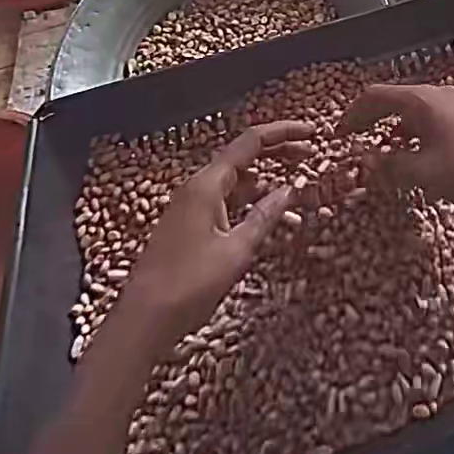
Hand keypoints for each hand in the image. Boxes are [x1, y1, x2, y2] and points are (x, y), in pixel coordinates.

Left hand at [121, 121, 313, 340]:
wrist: (142, 322)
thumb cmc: (190, 284)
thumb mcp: (237, 250)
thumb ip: (265, 215)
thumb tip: (290, 189)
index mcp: (207, 184)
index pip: (250, 142)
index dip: (283, 132)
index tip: (312, 131)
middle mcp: (198, 187)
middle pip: (244, 157)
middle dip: (278, 153)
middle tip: (310, 154)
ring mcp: (192, 207)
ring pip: (237, 183)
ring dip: (267, 184)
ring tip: (299, 194)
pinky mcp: (190, 226)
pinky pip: (227, 204)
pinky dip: (251, 206)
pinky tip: (272, 219)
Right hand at [339, 84, 453, 239]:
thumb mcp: (422, 172)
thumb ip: (389, 164)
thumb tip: (366, 161)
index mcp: (423, 100)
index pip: (376, 96)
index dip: (352, 114)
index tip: (338, 134)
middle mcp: (439, 94)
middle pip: (394, 99)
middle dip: (370, 119)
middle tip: (353, 138)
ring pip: (413, 109)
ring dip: (392, 126)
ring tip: (380, 150)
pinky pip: (431, 118)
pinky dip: (413, 131)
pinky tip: (413, 153)